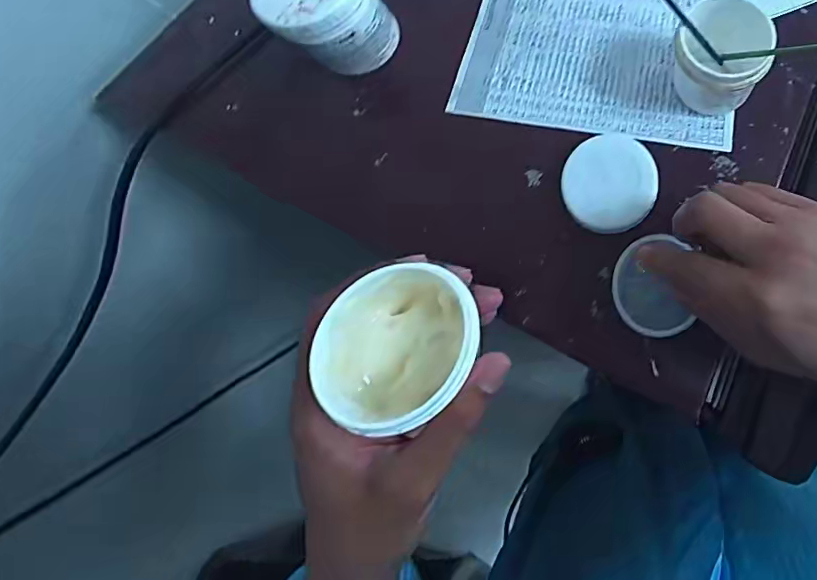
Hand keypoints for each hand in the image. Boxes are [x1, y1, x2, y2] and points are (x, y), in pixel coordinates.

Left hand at [291, 258, 511, 579]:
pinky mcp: (375, 402)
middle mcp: (330, 386)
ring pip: (384, 332)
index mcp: (319, 400)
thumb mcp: (413, 480)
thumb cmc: (369, 529)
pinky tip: (462, 329)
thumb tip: (497, 361)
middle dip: (413, 288)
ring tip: (475, 298)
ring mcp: (352, 394)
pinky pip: (398, 354)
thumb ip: (454, 423)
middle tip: (463, 279)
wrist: (355, 572)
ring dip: (427, 309)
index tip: (415, 266)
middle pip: (362, 316)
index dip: (367, 282)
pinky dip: (429, 336)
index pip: (328, 318)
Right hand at [638, 182, 816, 394]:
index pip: (688, 266)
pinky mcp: (812, 207)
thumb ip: (712, 310)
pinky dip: (741, 202)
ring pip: (728, 190)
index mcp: (760, 299)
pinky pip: (758, 189)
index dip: (658, 259)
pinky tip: (748, 222)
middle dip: (682, 220)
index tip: (648, 255)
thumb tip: (674, 277)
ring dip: (711, 208)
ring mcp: (796, 223)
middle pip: (703, 208)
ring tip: (719, 230)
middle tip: (687, 237)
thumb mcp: (762, 350)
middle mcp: (774, 252)